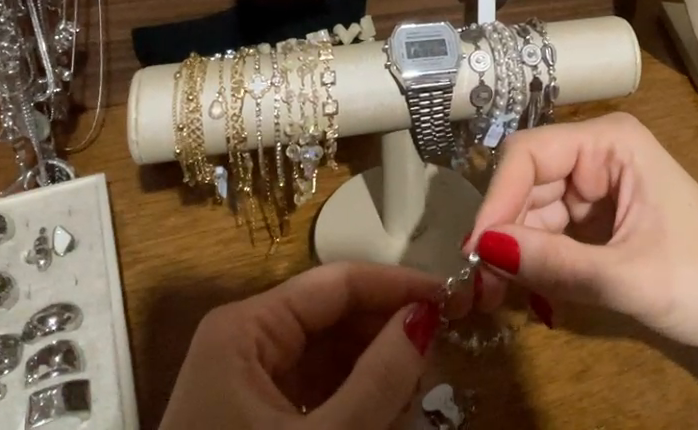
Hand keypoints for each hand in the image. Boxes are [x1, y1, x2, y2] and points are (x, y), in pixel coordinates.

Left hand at [159, 263, 442, 428]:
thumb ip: (378, 380)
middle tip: (441, 351)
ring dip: (376, 369)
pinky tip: (386, 414)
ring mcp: (248, 380)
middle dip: (387, 332)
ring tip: (416, 391)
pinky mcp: (255, 417)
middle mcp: (244, 341)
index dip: (397, 285)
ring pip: (330, 354)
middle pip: (334, 316)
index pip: (337, 282)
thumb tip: (426, 316)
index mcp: (245, 328)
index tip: (452, 297)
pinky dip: (355, 399)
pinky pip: (317, 390)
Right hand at [464, 113, 697, 398]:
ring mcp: (600, 185)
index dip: (496, 199)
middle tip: (481, 293)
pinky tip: (534, 294)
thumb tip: (482, 250)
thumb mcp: (627, 277)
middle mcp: (599, 154)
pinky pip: (554, 232)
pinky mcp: (603, 217)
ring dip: (517, 254)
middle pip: (527, 183)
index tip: (475, 254)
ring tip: (499, 301)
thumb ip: (554, 263)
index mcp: (610, 143)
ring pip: (535, 211)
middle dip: (504, 235)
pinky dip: (540, 263)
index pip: (529, 154)